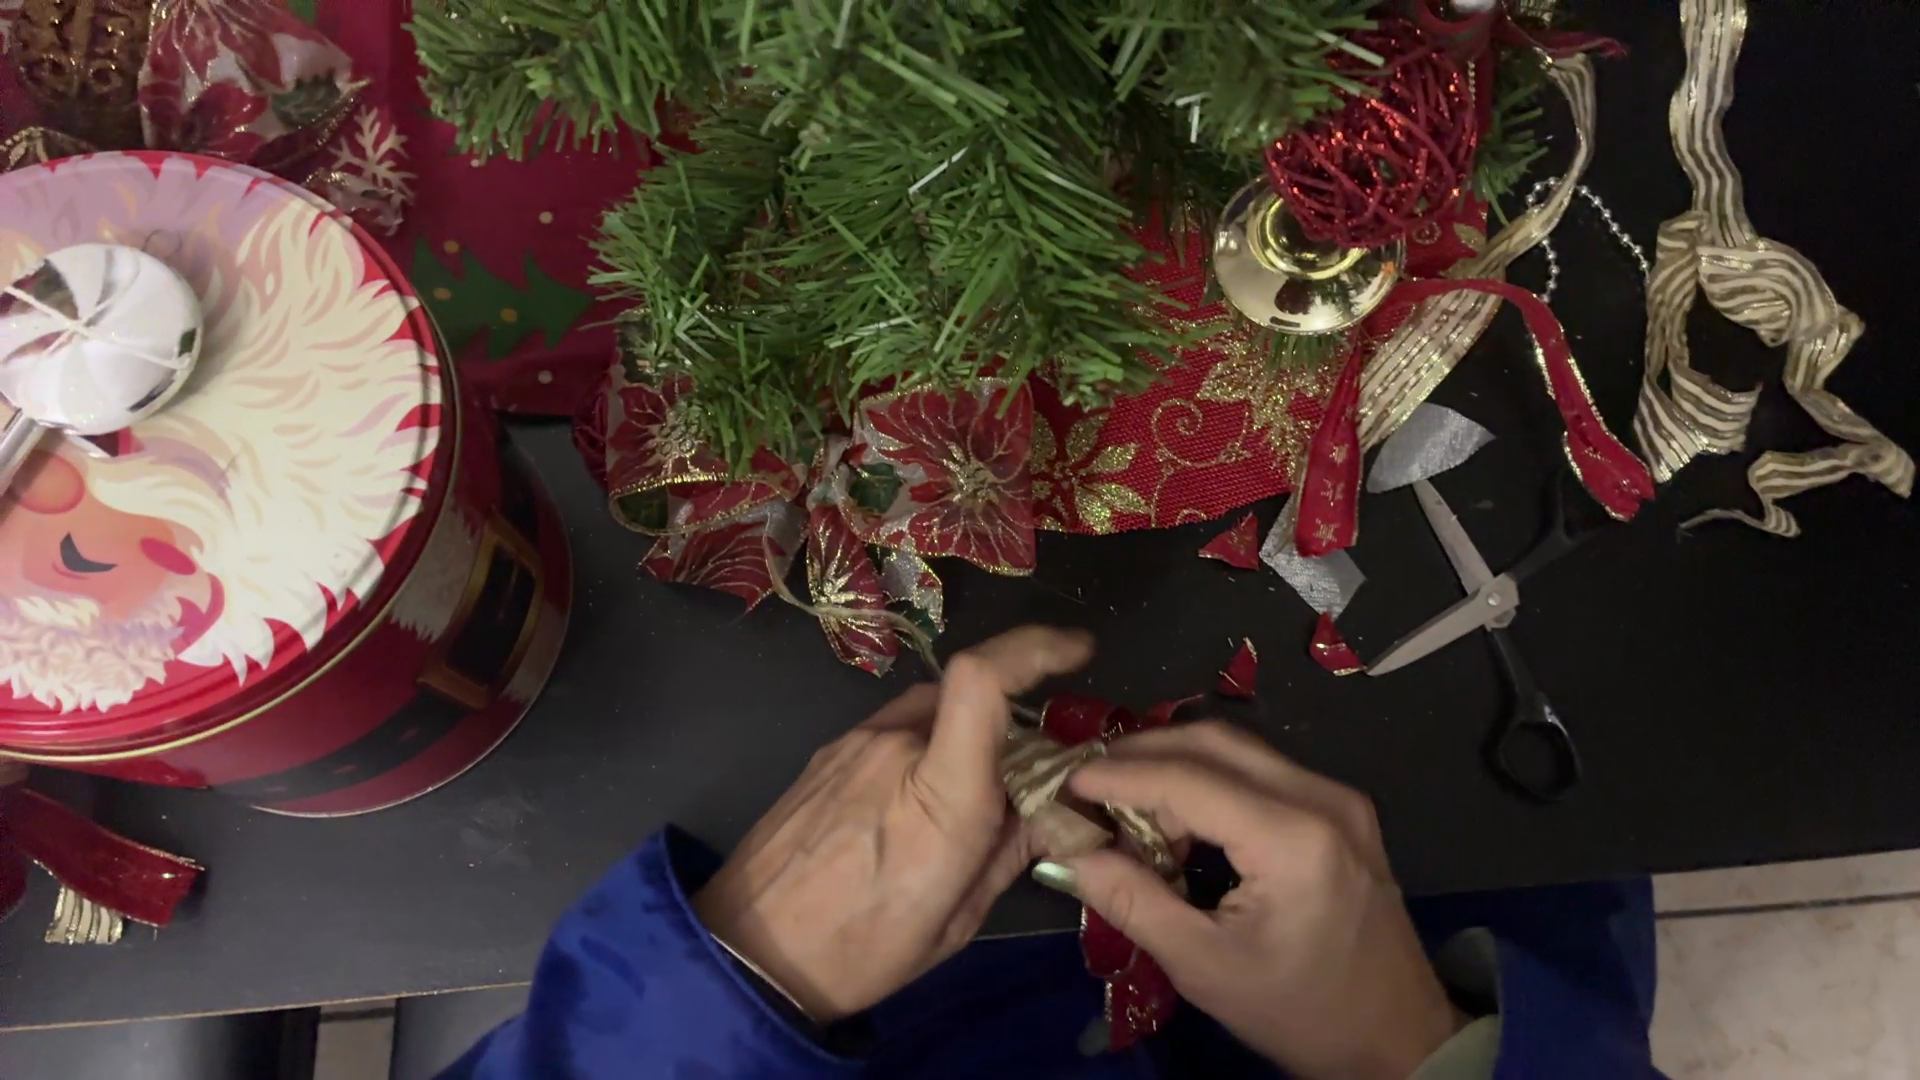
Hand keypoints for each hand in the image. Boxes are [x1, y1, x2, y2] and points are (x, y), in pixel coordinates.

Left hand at [692, 625, 1092, 1021]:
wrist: (747, 950)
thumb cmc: (860, 950)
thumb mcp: (957, 919)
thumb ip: (1012, 847)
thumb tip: (1055, 803)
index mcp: (938, 798)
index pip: (981, 682)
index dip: (1034, 648)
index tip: (1077, 649)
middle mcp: (895, 747)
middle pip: (971, 695)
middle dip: (1010, 722)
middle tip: (1020, 779)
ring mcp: (856, 740)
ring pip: (935, 707)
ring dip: (964, 734)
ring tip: (958, 800)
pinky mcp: (831, 746)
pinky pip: (898, 724)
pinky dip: (925, 742)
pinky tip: (910, 798)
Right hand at [1058, 723, 1460, 1079]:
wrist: (1403, 1042)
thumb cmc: (1303, 1013)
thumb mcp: (1205, 968)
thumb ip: (1131, 901)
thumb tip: (1070, 853)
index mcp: (1293, 840)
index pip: (1187, 779)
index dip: (1119, 775)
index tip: (1068, 781)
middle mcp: (1320, 797)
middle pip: (1210, 741)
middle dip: (1141, 754)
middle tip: (1092, 782)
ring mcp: (1335, 794)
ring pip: (1232, 745)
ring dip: (1171, 762)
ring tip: (1128, 802)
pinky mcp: (1337, 803)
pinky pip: (1255, 766)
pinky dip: (1204, 776)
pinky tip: (1178, 812)